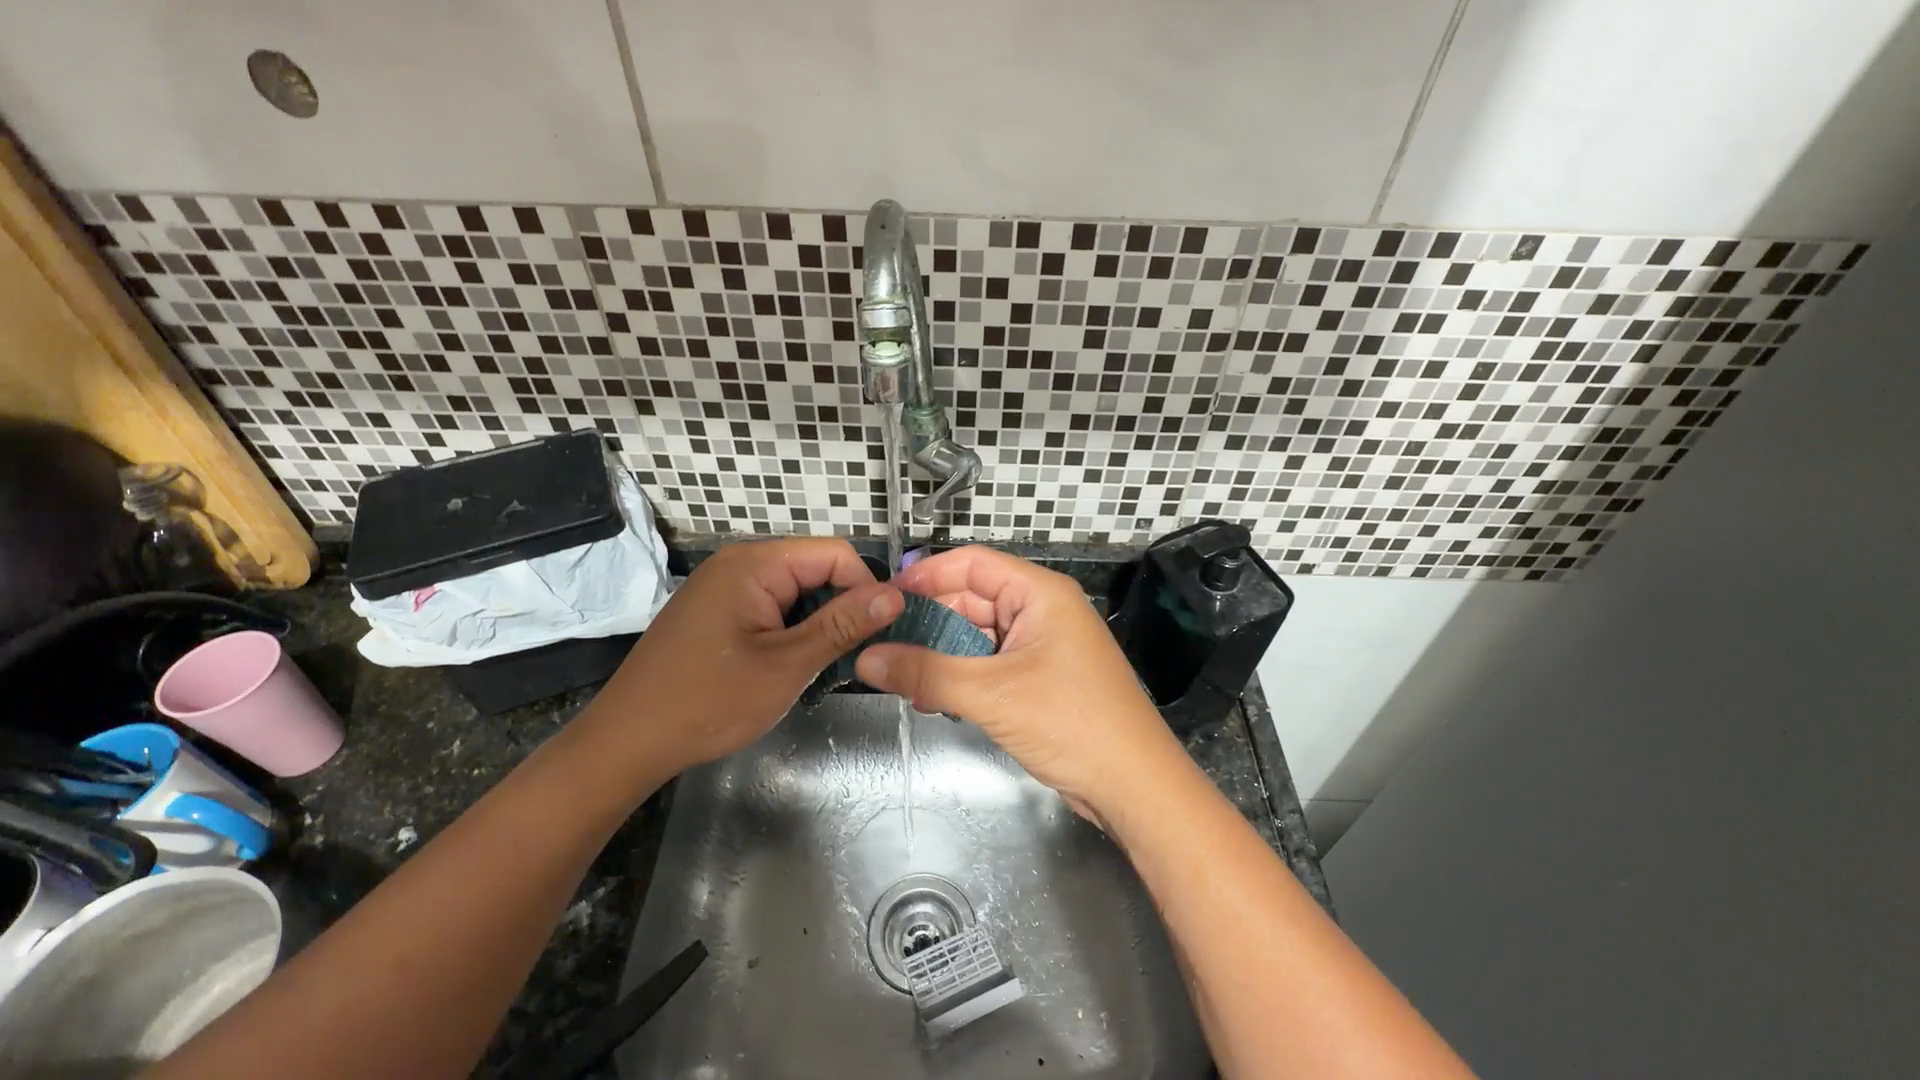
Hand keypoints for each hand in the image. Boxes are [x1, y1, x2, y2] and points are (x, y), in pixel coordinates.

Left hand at [594, 538, 902, 775]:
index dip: (866, 589)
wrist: (629, 740)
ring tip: (821, 667)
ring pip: (796, 591)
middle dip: (842, 608)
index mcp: (754, 564)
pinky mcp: (717, 610)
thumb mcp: (787, 666)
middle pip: (815, 569)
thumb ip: (843, 626)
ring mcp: (724, 586)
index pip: (835, 554)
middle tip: (852, 658)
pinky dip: (790, 631)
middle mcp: (739, 563)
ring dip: (817, 623)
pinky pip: (771, 606)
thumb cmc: (709, 702)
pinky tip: (790, 665)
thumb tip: (895, 595)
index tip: (879, 635)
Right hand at [854, 546, 1188, 817]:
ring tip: (898, 676)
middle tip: (881, 643)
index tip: (883, 598)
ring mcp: (1042, 647)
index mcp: (1040, 594)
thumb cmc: (1071, 723)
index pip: (972, 563)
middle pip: (971, 599)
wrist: (1133, 785)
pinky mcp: (1039, 680)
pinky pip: (989, 665)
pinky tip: (930, 697)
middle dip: (927, 620)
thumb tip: (866, 658)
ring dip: (939, 654)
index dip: (926, 575)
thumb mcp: (992, 695)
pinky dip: (959, 676)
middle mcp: (1042, 611)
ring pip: (976, 636)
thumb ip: (926, 673)